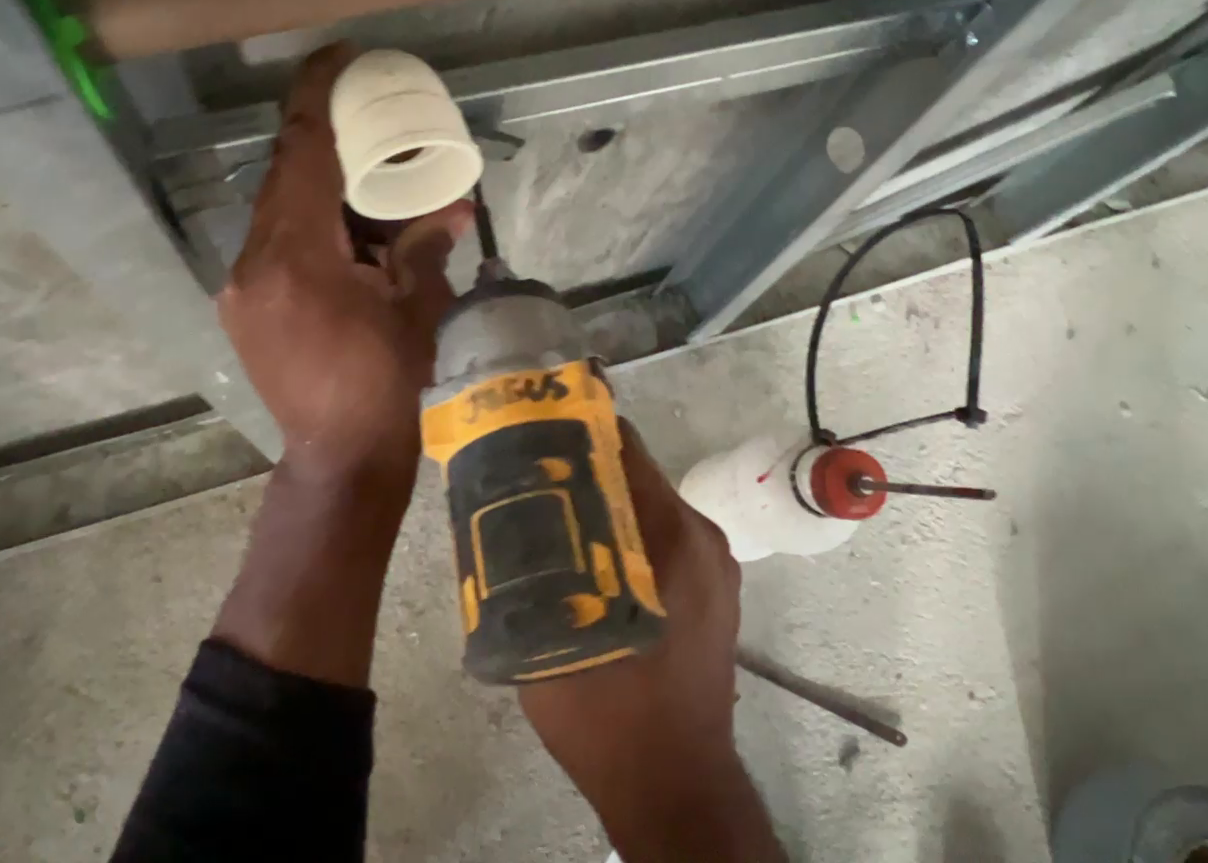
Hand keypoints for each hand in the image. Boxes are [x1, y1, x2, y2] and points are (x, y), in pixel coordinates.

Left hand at [218, 43, 474, 474]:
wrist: (340, 457)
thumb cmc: (383, 384)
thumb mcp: (414, 307)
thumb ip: (425, 247)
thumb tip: (452, 207)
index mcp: (296, 255)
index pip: (300, 152)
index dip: (316, 95)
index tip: (340, 57)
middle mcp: (253, 263)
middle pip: (286, 179)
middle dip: (328, 147)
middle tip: (372, 129)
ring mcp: (241, 288)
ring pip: (279, 214)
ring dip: (323, 195)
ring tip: (370, 192)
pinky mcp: (244, 309)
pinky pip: (276, 248)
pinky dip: (312, 231)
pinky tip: (348, 241)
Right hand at [519, 424, 780, 861]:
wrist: (673, 783)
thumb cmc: (608, 712)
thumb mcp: (547, 636)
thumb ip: (523, 569)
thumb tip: (493, 516)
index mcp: (671, 536)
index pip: (623, 447)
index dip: (575, 427)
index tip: (531, 424)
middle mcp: (702, 537)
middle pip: (635, 474)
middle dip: (581, 466)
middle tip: (527, 471)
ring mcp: (714, 566)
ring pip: (647, 507)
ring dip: (601, 502)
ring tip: (549, 512)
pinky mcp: (713, 593)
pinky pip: (663, 540)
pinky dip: (624, 534)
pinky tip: (585, 558)